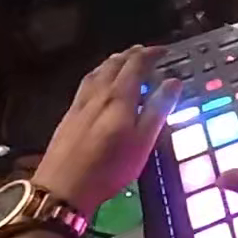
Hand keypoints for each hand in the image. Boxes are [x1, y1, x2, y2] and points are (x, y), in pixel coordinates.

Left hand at [33, 46, 180, 211]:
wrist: (63, 186)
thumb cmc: (109, 167)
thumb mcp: (143, 141)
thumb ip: (158, 109)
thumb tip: (173, 82)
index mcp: (119, 96)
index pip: (136, 64)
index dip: (151, 54)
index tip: (163, 51)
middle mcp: (98, 93)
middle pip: (114, 63)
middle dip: (132, 54)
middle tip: (145, 52)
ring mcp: (80, 102)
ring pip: (98, 71)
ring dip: (114, 61)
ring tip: (124, 60)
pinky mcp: (70, 114)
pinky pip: (87, 82)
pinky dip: (100, 73)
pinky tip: (99, 82)